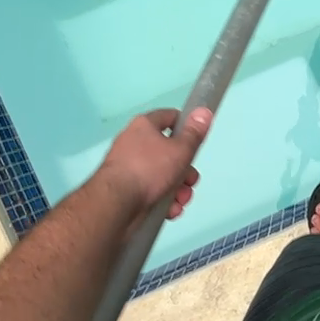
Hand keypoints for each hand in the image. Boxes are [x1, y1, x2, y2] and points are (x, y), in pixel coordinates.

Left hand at [91, 108, 211, 219]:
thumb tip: (203, 110)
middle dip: (185, 170)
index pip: (170, 117)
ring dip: (177, 189)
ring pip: (162, 174)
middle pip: (169, 151)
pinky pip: (151, 190)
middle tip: (190, 181)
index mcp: (144, 126)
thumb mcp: (181, 150)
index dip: (186, 126)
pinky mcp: (126, 189)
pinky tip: (169, 210)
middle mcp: (134, 143)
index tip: (197, 140)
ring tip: (180, 201)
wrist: (115, 204)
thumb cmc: (150, 170)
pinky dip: (163, 201)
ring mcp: (129, 167)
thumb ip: (194, 133)